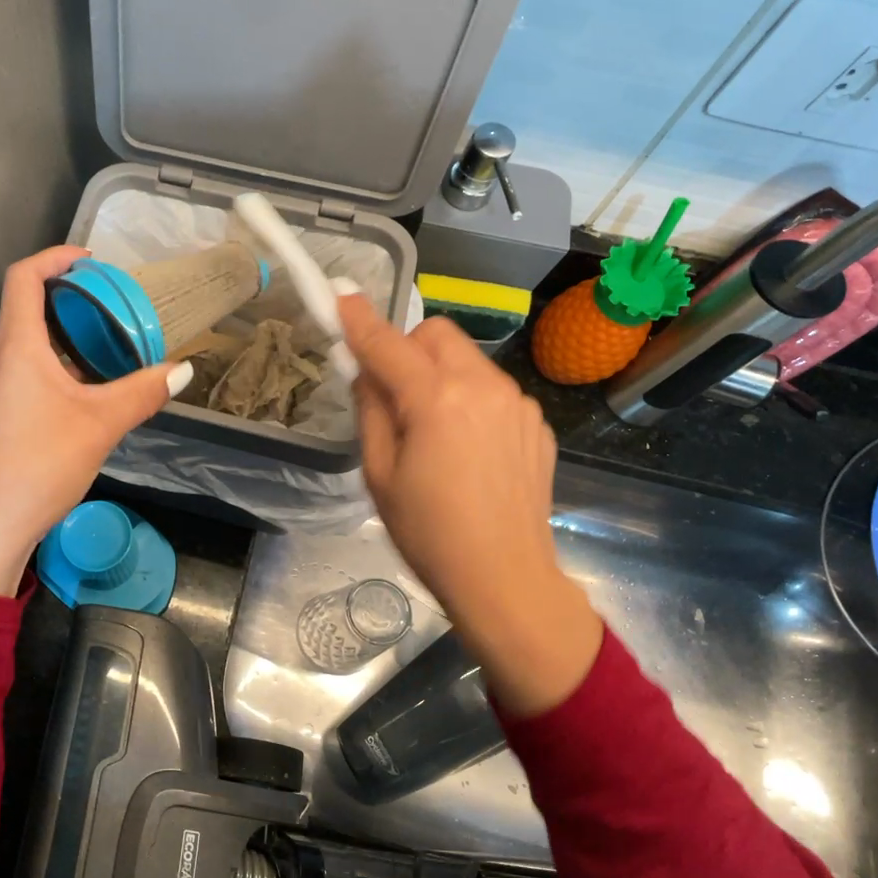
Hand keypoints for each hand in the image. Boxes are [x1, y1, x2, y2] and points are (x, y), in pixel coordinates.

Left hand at [0, 246, 192, 595]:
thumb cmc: (41, 463)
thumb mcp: (101, 424)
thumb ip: (143, 393)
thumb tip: (183, 371)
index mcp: (17, 348)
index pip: (23, 278)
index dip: (54, 258)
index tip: (91, 261)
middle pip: (21, 304)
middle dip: (61, 291)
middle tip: (104, 299)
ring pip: (22, 339)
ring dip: (57, 328)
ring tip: (100, 337)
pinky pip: (24, 367)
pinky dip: (53, 359)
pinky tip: (84, 385)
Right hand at [338, 295, 601, 717]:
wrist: (505, 578)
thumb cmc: (428, 534)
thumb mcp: (379, 475)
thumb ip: (371, 410)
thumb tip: (367, 371)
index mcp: (436, 399)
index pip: (388, 344)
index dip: (360, 320)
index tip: (341, 298)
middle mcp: (483, 386)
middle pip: (438, 335)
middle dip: (409, 348)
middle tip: (391, 391)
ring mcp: (517, 404)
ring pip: (468, 361)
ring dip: (441, 375)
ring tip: (432, 431)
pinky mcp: (536, 424)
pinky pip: (493, 392)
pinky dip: (470, 402)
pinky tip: (467, 452)